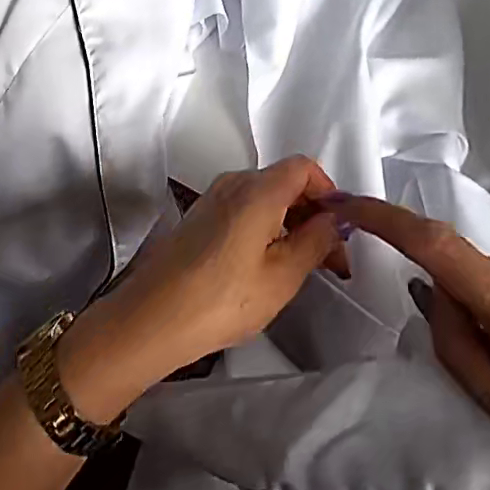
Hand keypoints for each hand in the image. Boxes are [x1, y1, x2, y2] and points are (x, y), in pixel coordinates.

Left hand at [56, 156, 348, 421]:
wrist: (149, 322)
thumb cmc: (219, 301)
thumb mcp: (283, 276)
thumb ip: (317, 239)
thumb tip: (336, 219)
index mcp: (257, 190)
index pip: (305, 167)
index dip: (329, 192)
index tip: (340, 227)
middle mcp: (233, 184)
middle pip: (285, 181)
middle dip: (314, 213)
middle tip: (332, 256)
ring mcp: (212, 200)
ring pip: (265, 197)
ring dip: (291, 223)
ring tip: (305, 266)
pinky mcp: (199, 219)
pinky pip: (245, 210)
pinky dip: (267, 228)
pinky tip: (271, 265)